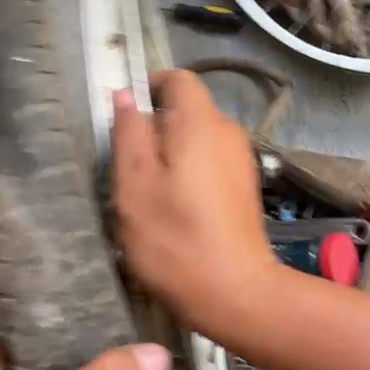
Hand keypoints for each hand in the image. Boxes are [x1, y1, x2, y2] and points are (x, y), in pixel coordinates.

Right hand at [112, 70, 278, 330]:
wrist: (234, 291)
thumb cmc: (175, 238)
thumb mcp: (135, 186)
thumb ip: (129, 134)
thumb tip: (126, 94)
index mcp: (201, 121)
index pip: (178, 78)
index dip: (150, 87)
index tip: (124, 117)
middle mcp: (228, 130)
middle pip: (187, 109)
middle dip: (155, 128)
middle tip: (128, 165)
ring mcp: (241, 157)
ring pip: (197, 137)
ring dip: (171, 153)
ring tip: (147, 192)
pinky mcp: (244, 183)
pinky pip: (210, 160)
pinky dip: (189, 171)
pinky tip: (175, 207)